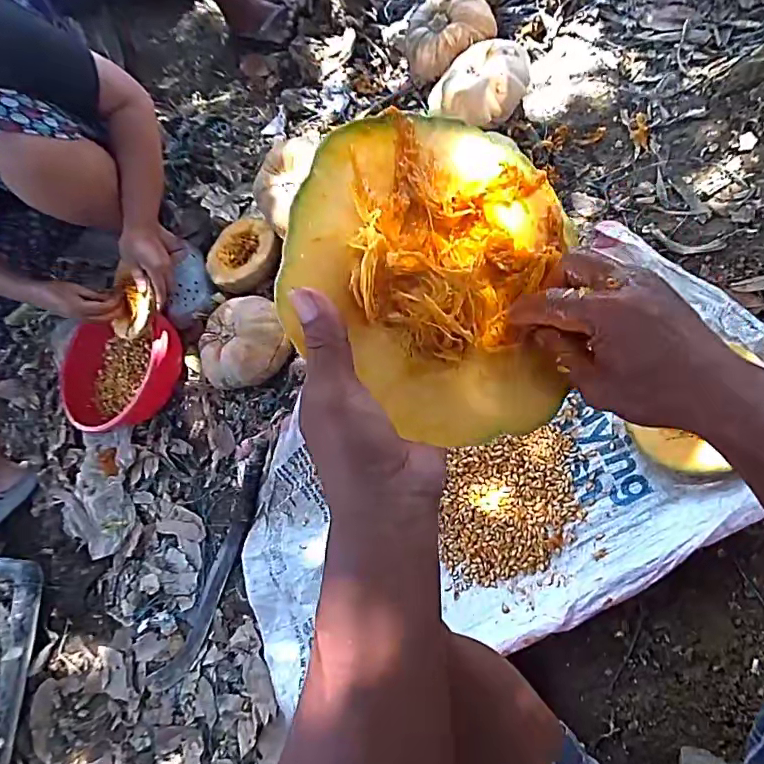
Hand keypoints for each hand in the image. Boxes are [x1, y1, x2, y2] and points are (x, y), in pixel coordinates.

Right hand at [29, 280, 116, 320]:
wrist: (35, 294)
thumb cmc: (53, 288)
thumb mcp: (75, 288)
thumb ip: (93, 294)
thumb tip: (110, 296)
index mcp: (82, 308)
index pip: (106, 307)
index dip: (116, 301)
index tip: (121, 292)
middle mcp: (83, 317)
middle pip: (107, 317)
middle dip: (118, 309)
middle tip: (124, 299)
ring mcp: (80, 320)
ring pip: (103, 321)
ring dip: (113, 314)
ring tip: (119, 304)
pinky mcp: (77, 319)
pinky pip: (96, 320)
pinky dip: (105, 315)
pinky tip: (108, 308)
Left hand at [117, 225, 175, 307]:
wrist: (141, 224)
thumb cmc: (132, 241)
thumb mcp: (130, 260)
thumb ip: (138, 275)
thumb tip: (142, 288)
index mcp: (156, 270)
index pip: (160, 290)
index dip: (160, 301)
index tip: (159, 310)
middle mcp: (166, 268)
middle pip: (169, 286)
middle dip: (165, 295)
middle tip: (159, 302)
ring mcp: (170, 262)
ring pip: (171, 279)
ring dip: (166, 286)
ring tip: (160, 292)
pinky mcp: (170, 256)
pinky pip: (170, 271)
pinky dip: (166, 278)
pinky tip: (161, 279)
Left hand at [288, 287, 445, 526]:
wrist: (398, 499)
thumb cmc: (354, 450)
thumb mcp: (332, 394)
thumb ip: (326, 348)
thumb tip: (302, 291)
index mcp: (326, 387)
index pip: (330, 338)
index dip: (339, 305)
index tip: (360, 264)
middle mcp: (359, 391)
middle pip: (370, 345)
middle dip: (384, 315)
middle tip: (408, 268)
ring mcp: (395, 401)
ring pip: (403, 358)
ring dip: (415, 334)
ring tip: (437, 287)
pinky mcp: (427, 410)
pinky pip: (433, 378)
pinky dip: (443, 358)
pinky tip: (460, 328)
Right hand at [509, 250, 750, 431]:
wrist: (716, 388)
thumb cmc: (658, 395)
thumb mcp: (601, 388)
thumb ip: (567, 358)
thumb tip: (547, 337)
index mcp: (604, 311)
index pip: (551, 303)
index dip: (526, 312)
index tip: (512, 321)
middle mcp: (624, 284)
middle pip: (573, 264)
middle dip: (552, 285)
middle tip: (545, 314)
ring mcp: (646, 280)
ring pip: (598, 261)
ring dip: (578, 280)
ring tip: (573, 312)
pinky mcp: (661, 286)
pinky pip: (620, 270)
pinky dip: (601, 282)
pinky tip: (602, 311)